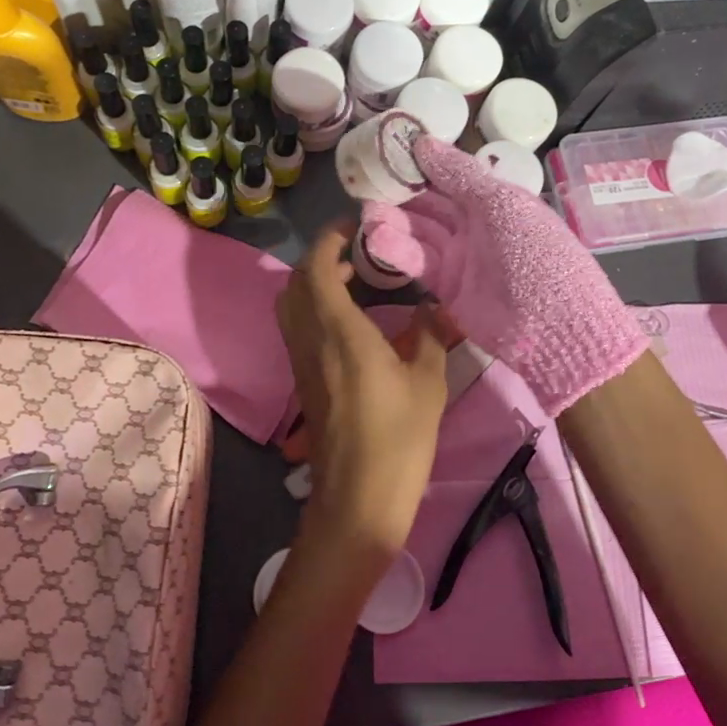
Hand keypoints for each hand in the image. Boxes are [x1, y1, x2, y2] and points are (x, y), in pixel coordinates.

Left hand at [277, 224, 449, 554]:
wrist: (358, 498)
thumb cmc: (398, 439)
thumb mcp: (428, 384)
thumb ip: (430, 336)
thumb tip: (435, 307)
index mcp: (339, 331)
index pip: (318, 268)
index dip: (330, 240)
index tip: (354, 226)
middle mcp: (310, 339)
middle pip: (297, 282)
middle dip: (322, 258)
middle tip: (359, 252)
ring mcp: (301, 362)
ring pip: (291, 306)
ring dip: (314, 283)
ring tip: (355, 281)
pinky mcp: (303, 382)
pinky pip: (298, 328)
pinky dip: (315, 309)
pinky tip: (351, 322)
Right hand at [358, 136, 647, 416]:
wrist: (555, 328)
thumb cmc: (536, 255)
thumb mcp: (503, 205)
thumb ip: (461, 175)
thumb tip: (422, 142)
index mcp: (496, 200)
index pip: (450, 176)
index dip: (421, 164)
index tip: (387, 151)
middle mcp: (475, 225)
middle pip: (430, 204)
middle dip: (400, 194)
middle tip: (366, 183)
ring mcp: (460, 257)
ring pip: (419, 232)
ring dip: (393, 221)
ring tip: (365, 213)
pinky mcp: (446, 286)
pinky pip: (417, 262)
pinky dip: (395, 250)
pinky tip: (373, 239)